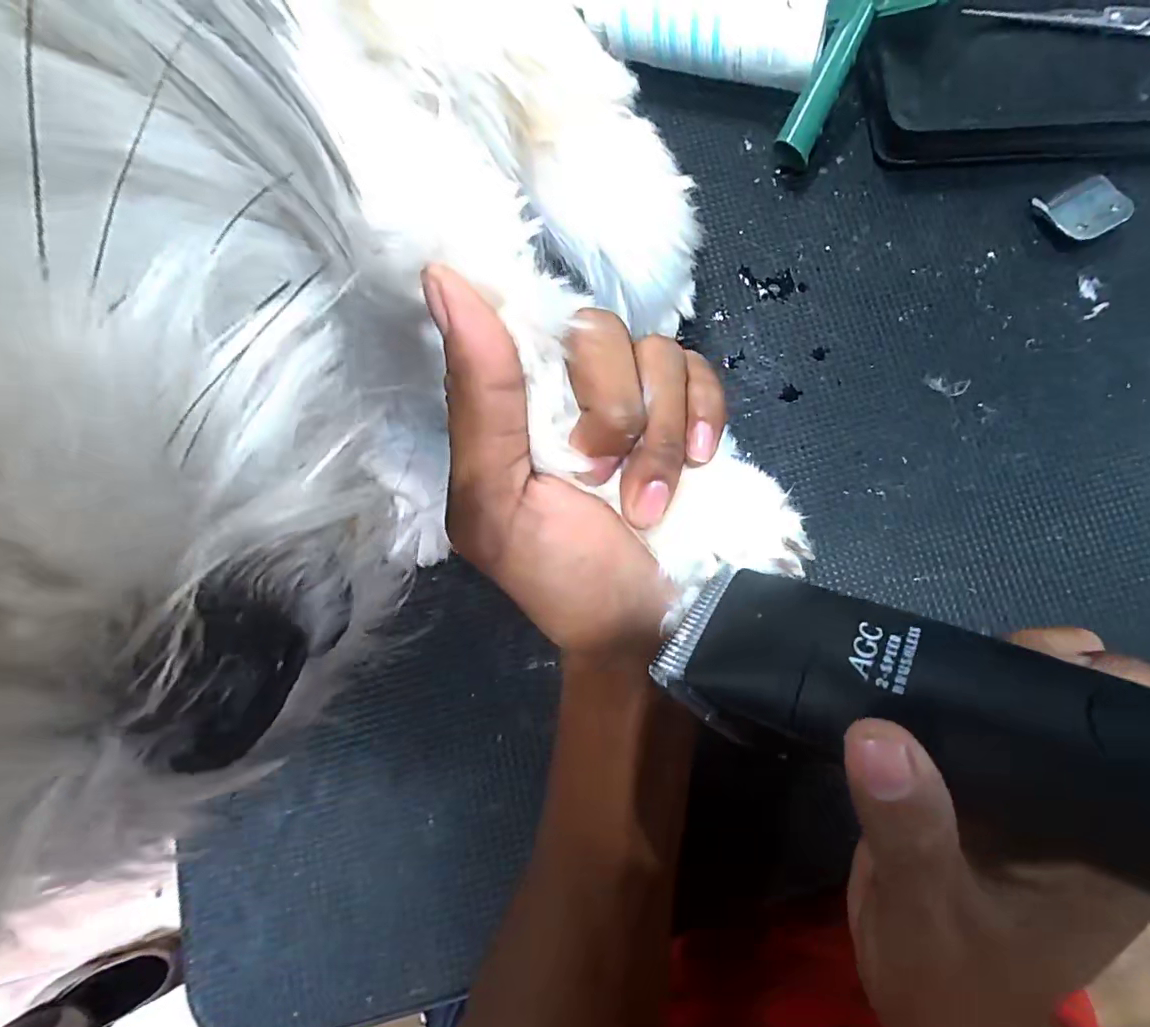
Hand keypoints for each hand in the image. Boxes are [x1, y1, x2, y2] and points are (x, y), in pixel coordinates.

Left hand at [427, 265, 726, 657]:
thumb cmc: (563, 575)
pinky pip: (705, 374)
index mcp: (519, 404)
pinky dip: (705, 414)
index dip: (544, 339)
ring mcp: (645, 401)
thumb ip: (479, 398)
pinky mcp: (696, 418)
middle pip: (602, 330)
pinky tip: (699, 458)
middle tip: (603, 476)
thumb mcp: (496, 501)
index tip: (556, 394)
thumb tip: (444, 277)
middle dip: (612, 410)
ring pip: (661, 353)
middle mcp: (580, 390)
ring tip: (652, 499)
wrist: (647, 625)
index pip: (526, 317)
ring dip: (660, 435)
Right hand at [844, 628, 1149, 1026]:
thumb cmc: (950, 984)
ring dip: (1014, 667)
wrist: (929, 1013)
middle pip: (1102, 710)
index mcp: (1122, 843)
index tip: (1068, 659)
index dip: (1131, 689)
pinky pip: (998, 716)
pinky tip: (944, 669)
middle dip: (1060, 665)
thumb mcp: (926, 915)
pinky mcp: (1004, 782)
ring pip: (1048, 703)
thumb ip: (910, 832)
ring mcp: (1050, 792)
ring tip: (968, 655)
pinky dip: (976, 686)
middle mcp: (1099, 808)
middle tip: (1003, 651)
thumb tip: (876, 734)